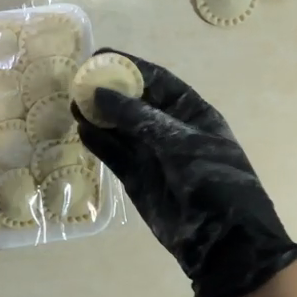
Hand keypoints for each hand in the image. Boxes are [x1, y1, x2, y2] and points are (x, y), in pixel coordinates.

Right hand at [72, 50, 296, 296]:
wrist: (223, 239)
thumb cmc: (213, 181)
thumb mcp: (179, 142)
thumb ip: (137, 117)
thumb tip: (100, 94)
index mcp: (191, 112)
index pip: (156, 80)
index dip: (128, 67)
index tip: (98, 57)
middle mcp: (169, 129)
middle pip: (133, 102)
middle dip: (107, 91)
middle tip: (77, 82)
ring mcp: (151, 154)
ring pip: (119, 128)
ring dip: (98, 116)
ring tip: (73, 105)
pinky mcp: (136, 177)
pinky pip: (113, 154)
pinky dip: (98, 143)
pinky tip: (81, 131)